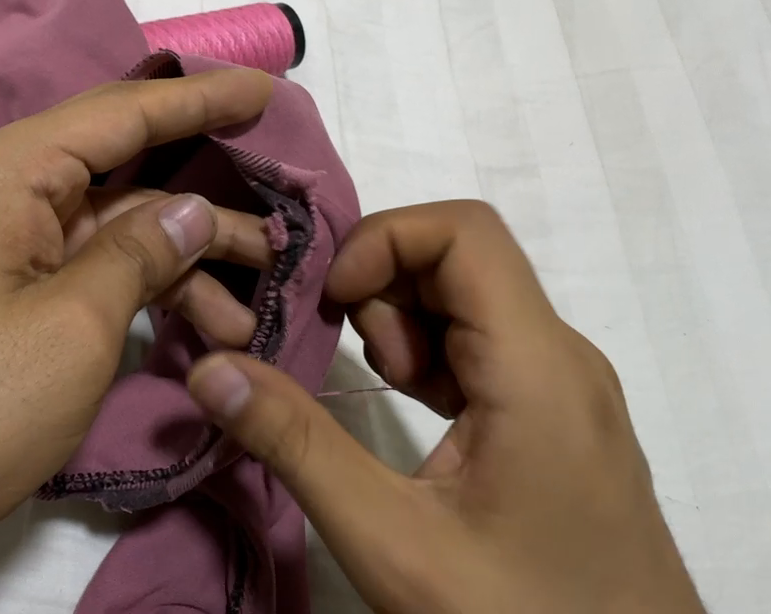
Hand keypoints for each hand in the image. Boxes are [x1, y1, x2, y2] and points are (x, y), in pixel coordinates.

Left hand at [0, 68, 276, 613]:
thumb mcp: (74, 325)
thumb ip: (140, 252)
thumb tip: (191, 208)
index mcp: (9, 168)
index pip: (121, 111)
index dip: (200, 98)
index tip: (268, 89)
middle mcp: (4, 185)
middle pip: (122, 161)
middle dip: (205, 180)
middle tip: (286, 191)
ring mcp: (6, 238)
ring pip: (116, 220)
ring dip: (186, 252)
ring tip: (264, 295)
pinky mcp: (11, 285)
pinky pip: (92, 262)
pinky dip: (147, 285)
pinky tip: (210, 325)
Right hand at [187, 201, 704, 613]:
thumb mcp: (392, 541)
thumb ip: (296, 443)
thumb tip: (209, 368)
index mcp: (538, 368)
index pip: (463, 230)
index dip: (382, 240)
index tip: (332, 301)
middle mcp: (560, 357)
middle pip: (455, 257)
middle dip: (379, 285)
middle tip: (342, 355)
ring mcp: (561, 385)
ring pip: (461, 296)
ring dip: (397, 321)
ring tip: (378, 391)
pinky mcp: (551, 412)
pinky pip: (475, 340)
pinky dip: (420, 351)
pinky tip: (403, 403)